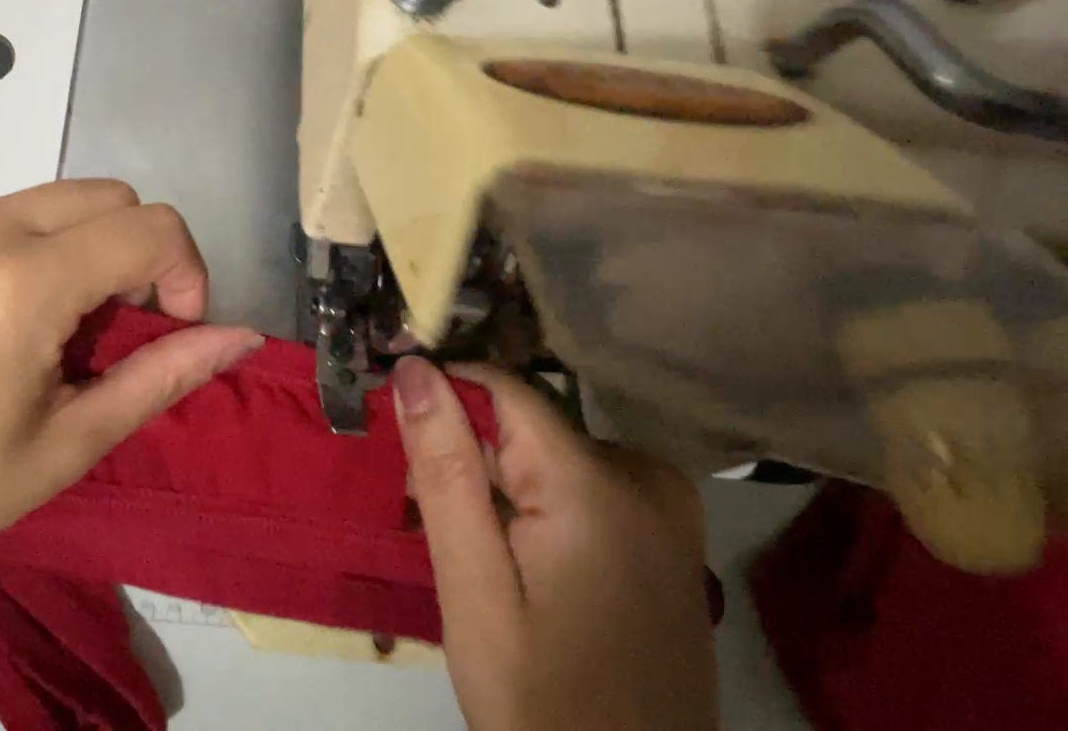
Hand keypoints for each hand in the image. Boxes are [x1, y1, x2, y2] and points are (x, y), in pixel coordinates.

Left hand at [0, 181, 260, 730]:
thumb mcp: (65, 447)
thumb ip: (163, 376)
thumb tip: (241, 334)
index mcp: (18, 282)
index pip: (149, 224)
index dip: (186, 269)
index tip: (172, 325)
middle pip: (103, 196)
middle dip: (134, 253)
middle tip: (111, 333)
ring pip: (43, 201)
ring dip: (73, 251)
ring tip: (41, 334)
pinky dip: (12, 251)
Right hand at [391, 357, 717, 730]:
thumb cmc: (541, 699)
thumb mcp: (474, 588)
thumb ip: (446, 471)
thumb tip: (415, 369)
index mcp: (597, 482)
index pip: (501, 388)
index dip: (440, 397)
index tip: (398, 436)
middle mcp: (645, 476)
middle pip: (527, 426)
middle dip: (468, 453)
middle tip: (427, 518)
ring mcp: (668, 509)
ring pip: (551, 456)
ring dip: (500, 483)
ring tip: (470, 550)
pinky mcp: (669, 537)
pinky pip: (584, 487)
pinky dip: (537, 505)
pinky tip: (516, 561)